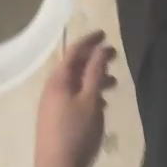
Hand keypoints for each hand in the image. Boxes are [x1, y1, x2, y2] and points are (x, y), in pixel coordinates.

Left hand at [35, 31, 117, 166]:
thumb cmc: (76, 133)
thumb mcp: (90, 101)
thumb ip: (95, 73)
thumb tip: (99, 48)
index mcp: (58, 80)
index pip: (74, 52)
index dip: (89, 41)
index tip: (105, 33)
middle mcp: (51, 89)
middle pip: (74, 67)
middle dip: (94, 60)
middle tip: (114, 57)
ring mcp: (52, 106)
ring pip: (75, 84)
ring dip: (94, 80)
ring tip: (114, 84)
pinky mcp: (55, 122)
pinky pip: (73, 99)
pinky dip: (88, 95)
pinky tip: (101, 105)